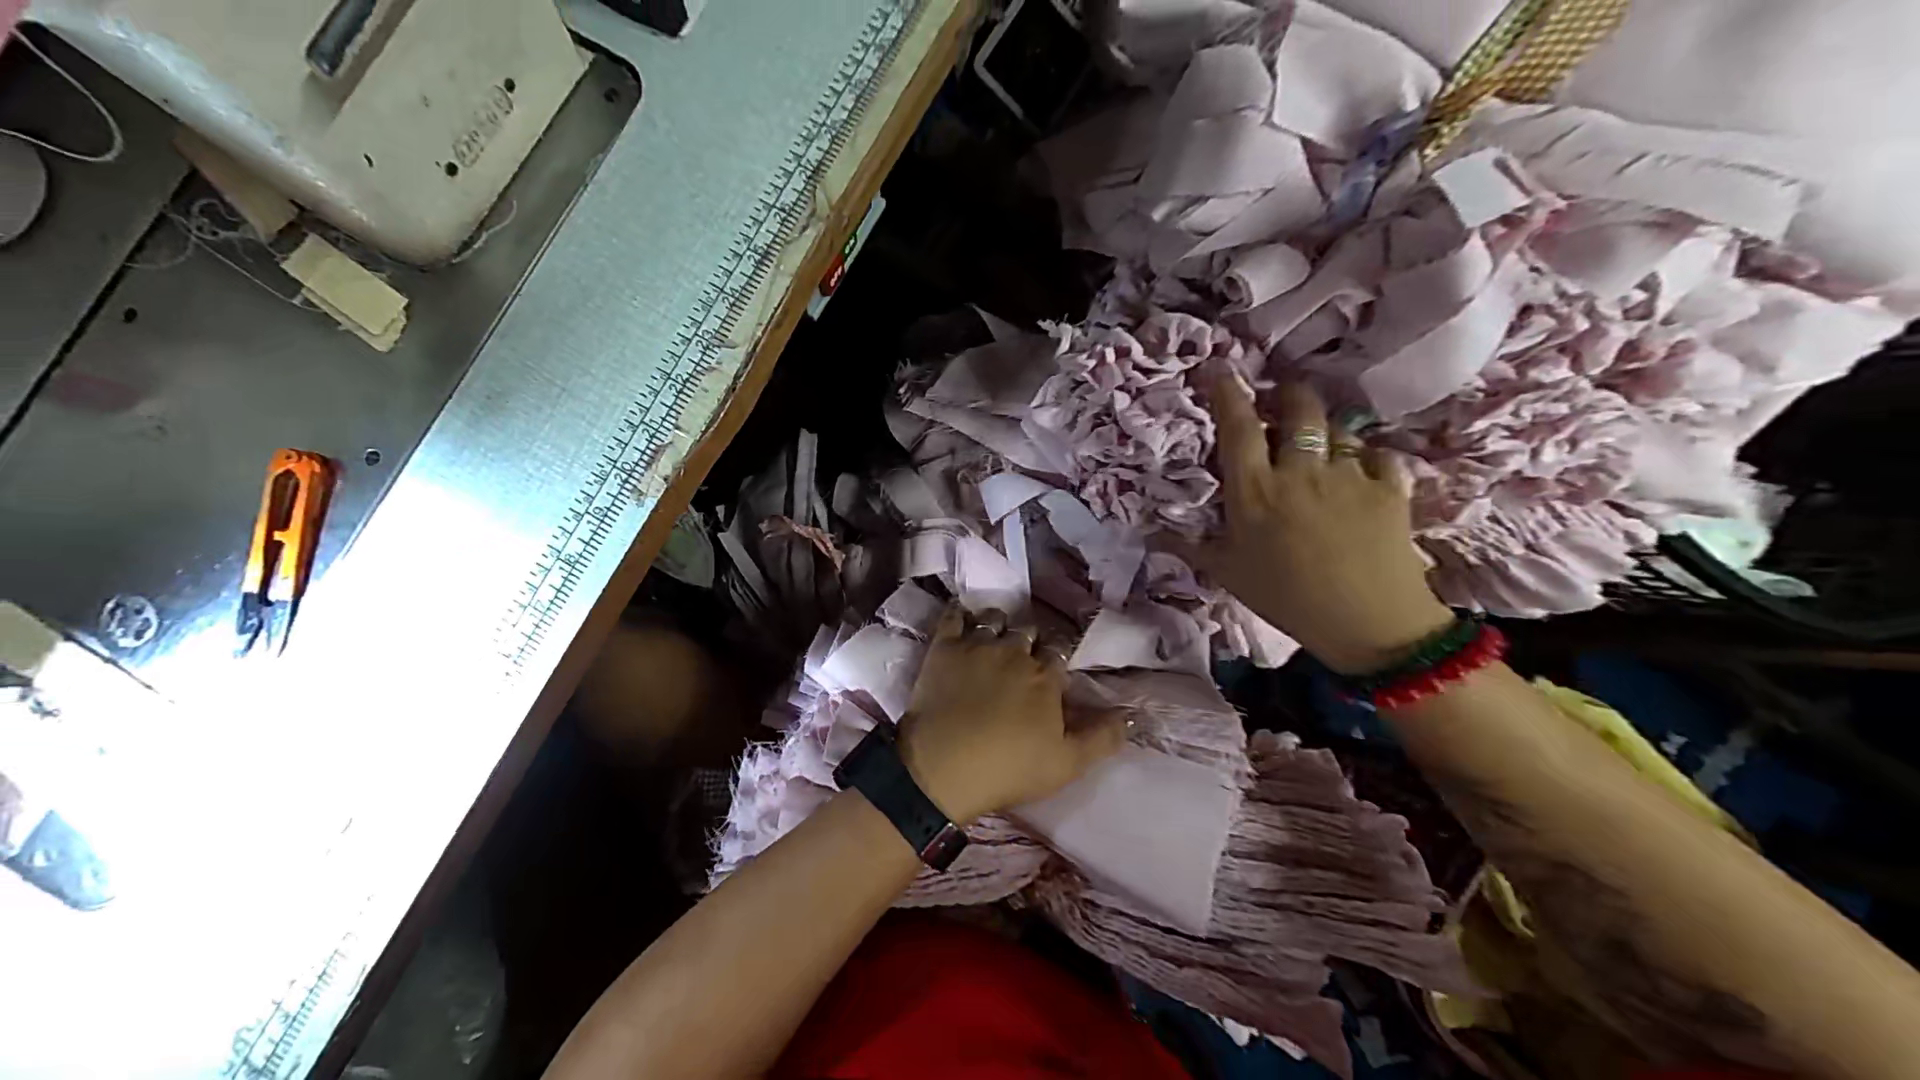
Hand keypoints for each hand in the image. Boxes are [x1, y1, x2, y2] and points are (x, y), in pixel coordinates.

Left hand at [897, 607, 1125, 823]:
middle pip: (1028, 632)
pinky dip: (960, 614)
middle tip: (1023, 657)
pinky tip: (961, 617)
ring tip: (995, 638)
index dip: (1056, 659)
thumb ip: (1102, 738)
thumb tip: (1130, 714)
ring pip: (994, 620)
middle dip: (1030, 641)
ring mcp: (977, 645)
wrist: (943, 767)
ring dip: (999, 626)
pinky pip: (954, 617)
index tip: (1052, 670)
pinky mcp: (944, 648)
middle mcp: (1014, 651)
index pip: (1059, 652)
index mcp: (1046, 676)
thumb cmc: (1009, 768)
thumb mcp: (1067, 764)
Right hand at [1196, 373, 1454, 674]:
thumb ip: (1191, 546)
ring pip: (1337, 430)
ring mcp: (1348, 475)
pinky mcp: (1389, 488)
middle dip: (1289, 394)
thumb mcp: (1228, 575)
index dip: (1227, 393)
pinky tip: (1365, 473)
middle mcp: (1299, 471)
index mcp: (1255, 491)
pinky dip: (1370, 460)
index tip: (1219, 368)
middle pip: (1297, 410)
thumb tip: (1150, 532)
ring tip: (1322, 443)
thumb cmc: (1286, 598)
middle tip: (1283, 397)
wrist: (1369, 624)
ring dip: (1326, 431)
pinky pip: (1379, 457)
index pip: (1237, 428)